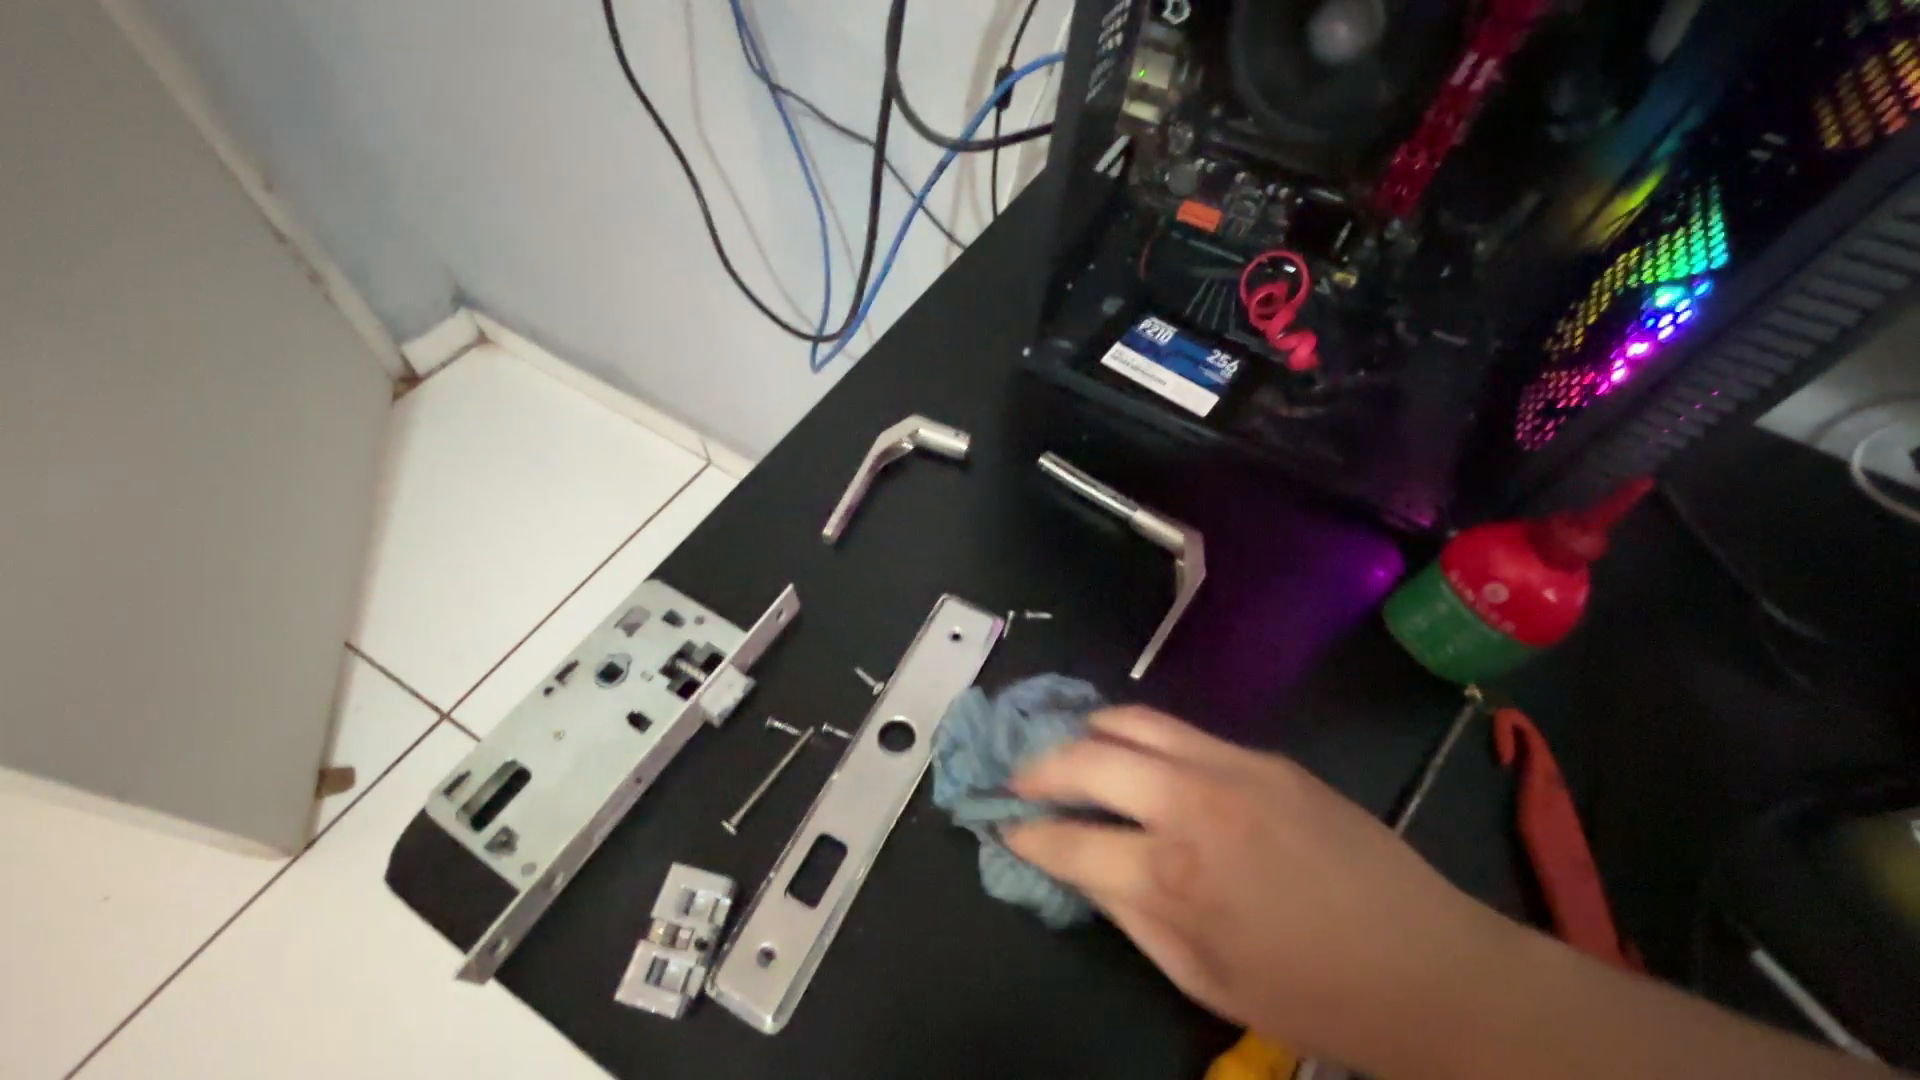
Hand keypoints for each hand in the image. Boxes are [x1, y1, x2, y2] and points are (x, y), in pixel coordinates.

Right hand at [1004, 706, 1517, 1071]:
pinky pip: (1182, 730)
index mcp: (1172, 877)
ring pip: (1132, 720)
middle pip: (1086, 757)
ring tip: (1068, 749)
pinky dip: (1140, 736)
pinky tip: (1136, 756)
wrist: (1429, 966)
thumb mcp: (1199, 976)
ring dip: (1086, 732)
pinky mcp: (1265, 755)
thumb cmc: (1307, 994)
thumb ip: (1126, 912)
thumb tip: (1075, 865)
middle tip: (1018, 778)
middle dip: (1037, 766)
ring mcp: (1232, 767)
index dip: (1024, 832)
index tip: (1003, 825)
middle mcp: (1192, 804)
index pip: (1066, 839)